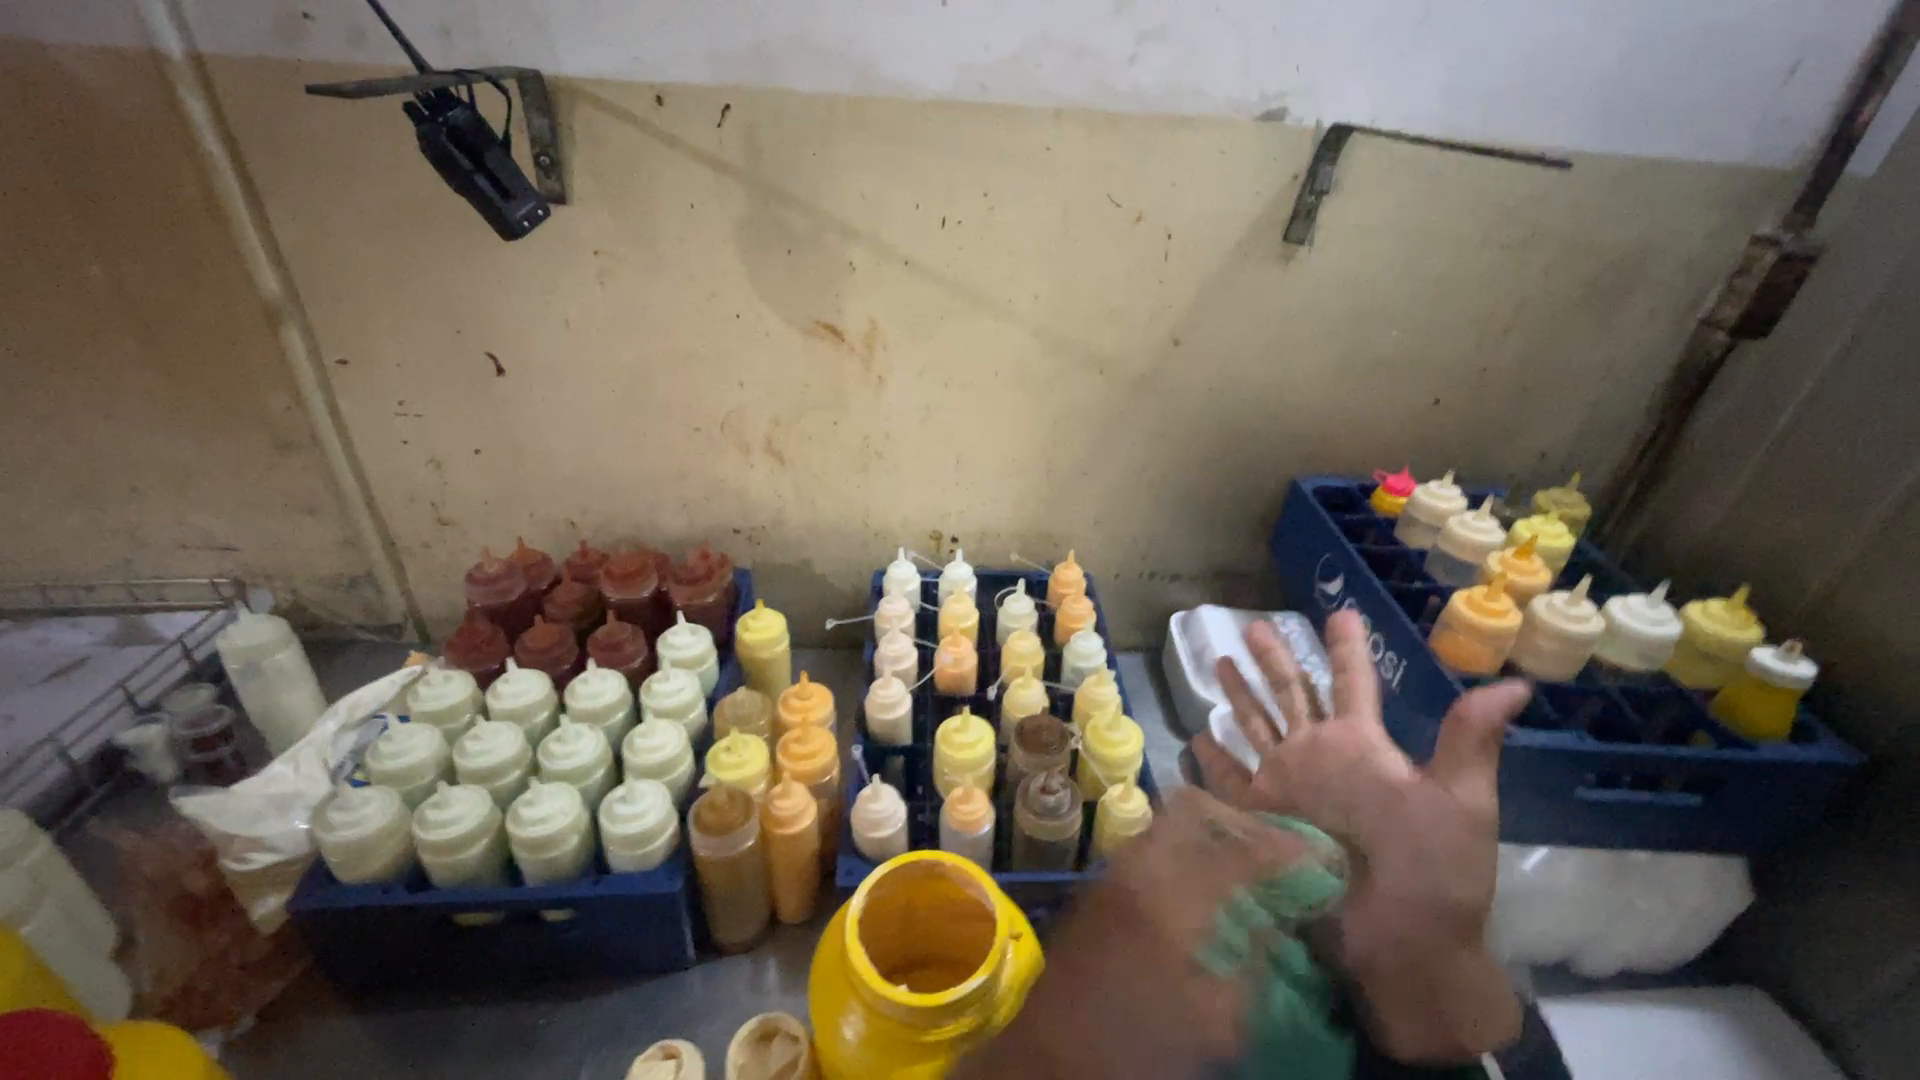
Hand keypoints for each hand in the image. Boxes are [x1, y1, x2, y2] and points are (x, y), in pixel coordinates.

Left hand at [955, 789, 1317, 1078]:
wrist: (1051, 1053)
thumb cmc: (1137, 1044)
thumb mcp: (1213, 1024)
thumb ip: (1251, 970)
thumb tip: (1274, 930)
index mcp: (1171, 897)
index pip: (1238, 851)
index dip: (1283, 848)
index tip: (1318, 856)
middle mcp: (1137, 869)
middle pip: (1190, 810)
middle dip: (1237, 821)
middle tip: (1272, 847)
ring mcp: (1111, 874)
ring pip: (1164, 825)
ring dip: (1206, 833)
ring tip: (1241, 863)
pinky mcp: (1096, 889)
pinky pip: (1146, 849)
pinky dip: (1179, 852)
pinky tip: (1201, 886)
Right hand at [1192, 609, 1531, 1063]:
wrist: (1400, 942)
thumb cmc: (1434, 869)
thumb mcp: (1461, 802)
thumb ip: (1469, 741)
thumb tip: (1517, 686)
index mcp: (1362, 747)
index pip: (1352, 683)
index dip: (1347, 648)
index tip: (1341, 613)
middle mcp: (1319, 756)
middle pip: (1291, 694)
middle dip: (1275, 659)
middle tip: (1255, 625)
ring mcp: (1286, 785)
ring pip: (1255, 725)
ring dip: (1239, 696)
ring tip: (1220, 661)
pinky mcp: (1260, 817)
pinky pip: (1229, 780)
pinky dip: (1211, 760)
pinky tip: (1196, 737)